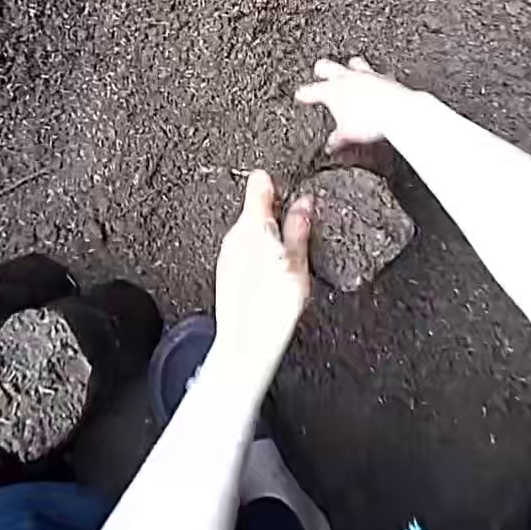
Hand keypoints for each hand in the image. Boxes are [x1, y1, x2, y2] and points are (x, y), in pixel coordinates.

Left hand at [211, 170, 312, 382]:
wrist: (246, 345)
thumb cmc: (271, 308)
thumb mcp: (297, 263)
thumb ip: (299, 228)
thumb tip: (303, 203)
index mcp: (253, 227)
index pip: (259, 184)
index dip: (276, 184)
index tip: (289, 191)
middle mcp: (235, 235)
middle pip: (255, 208)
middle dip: (275, 214)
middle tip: (296, 231)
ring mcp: (228, 252)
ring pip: (251, 229)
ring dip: (267, 234)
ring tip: (285, 258)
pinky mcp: (226, 268)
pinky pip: (244, 248)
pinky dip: (258, 251)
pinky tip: (270, 272)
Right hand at [293, 57, 425, 150]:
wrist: (397, 112)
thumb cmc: (369, 121)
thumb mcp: (348, 134)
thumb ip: (338, 138)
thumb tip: (332, 144)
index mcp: (332, 91)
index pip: (312, 91)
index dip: (305, 93)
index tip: (300, 94)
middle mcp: (348, 79)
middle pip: (328, 67)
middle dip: (322, 69)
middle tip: (319, 69)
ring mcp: (367, 76)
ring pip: (355, 64)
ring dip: (352, 66)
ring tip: (351, 65)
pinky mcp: (385, 78)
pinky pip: (377, 74)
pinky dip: (375, 78)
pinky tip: (378, 81)